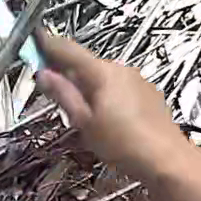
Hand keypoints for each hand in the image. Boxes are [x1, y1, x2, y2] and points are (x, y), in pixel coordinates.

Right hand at [36, 33, 200, 183]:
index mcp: (102, 73)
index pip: (68, 49)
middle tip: (51, 92)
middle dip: (66, 73)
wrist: (167, 160)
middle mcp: (121, 69)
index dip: (48, 44)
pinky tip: (105, 118)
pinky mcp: (147, 93)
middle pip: (85, 64)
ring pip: (102, 76)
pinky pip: (118, 86)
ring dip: (86, 86)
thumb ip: (63, 94)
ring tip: (80, 114)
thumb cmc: (122, 144)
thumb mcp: (84, 122)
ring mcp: (136, 80)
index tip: (33, 41)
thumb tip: (43, 74)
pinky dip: (104, 94)